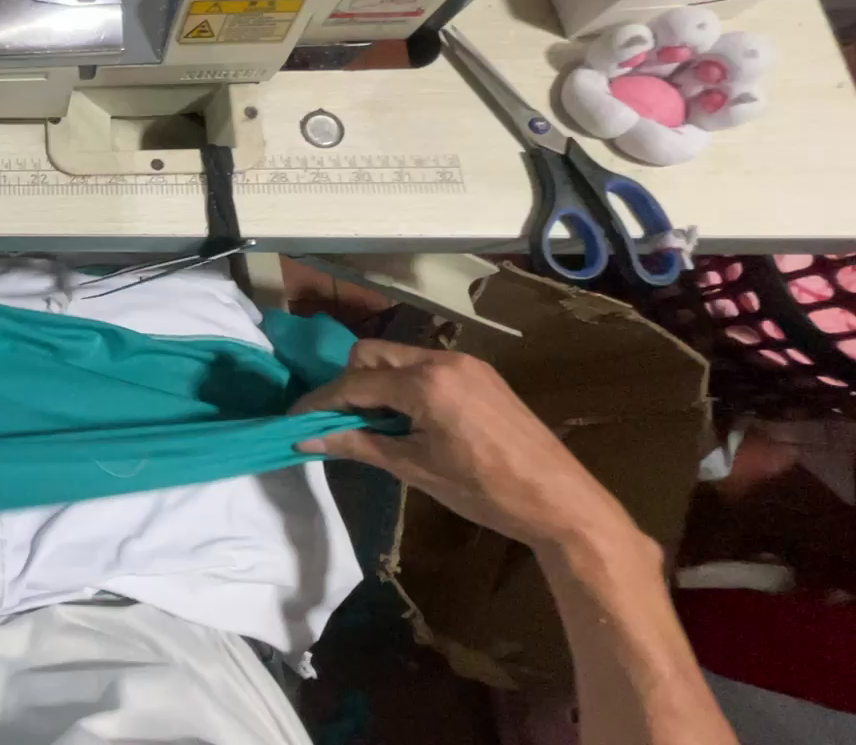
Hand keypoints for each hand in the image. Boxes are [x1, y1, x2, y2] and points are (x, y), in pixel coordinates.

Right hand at [289, 339, 634, 551]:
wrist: (567, 507)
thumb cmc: (485, 491)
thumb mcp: (412, 468)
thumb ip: (354, 444)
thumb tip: (302, 439)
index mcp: (425, 383)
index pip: (354, 383)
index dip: (320, 402)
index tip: (295, 419)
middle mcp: (442, 360)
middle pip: (370, 355)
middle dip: (348, 384)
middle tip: (342, 421)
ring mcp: (465, 364)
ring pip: (396, 357)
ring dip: (376, 383)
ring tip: (377, 423)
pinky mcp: (481, 375)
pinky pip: (424, 366)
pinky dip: (404, 385)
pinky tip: (411, 418)